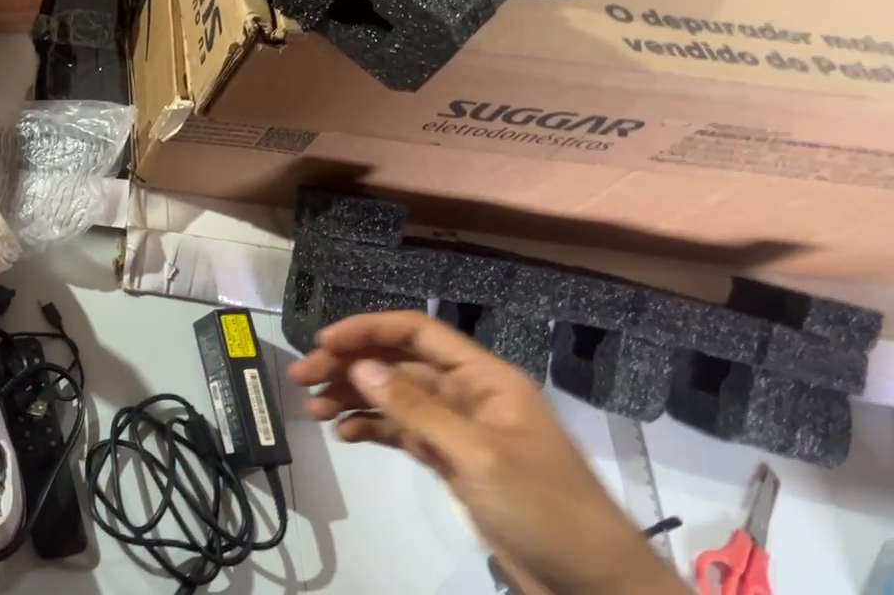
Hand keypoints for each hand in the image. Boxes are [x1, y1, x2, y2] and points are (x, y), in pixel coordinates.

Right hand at [289, 312, 687, 594]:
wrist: (596, 587)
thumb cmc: (546, 511)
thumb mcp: (477, 455)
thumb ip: (415, 407)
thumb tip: (360, 365)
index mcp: (485, 378)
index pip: (416, 333)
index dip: (368, 329)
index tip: (324, 342)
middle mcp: (469, 394)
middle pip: (396, 363)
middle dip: (349, 365)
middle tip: (303, 379)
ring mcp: (459, 428)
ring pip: (393, 397)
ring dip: (353, 397)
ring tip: (315, 410)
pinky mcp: (452, 461)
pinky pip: (401, 431)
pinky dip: (371, 428)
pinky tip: (345, 436)